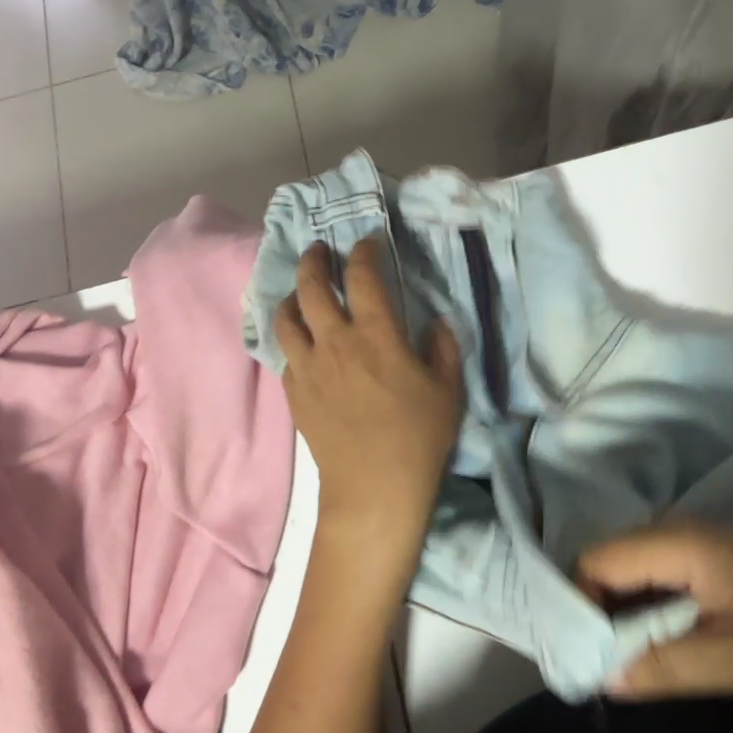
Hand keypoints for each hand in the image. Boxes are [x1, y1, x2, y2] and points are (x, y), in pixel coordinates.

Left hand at [275, 238, 463, 548]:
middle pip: (311, 286)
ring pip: (286, 317)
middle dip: (314, 260)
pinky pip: (284, 354)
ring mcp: (308, 367)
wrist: (373, 488)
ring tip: (300, 293)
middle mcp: (335, 341)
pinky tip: (302, 343)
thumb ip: (443, 347)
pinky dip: (291, 338)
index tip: (366, 244)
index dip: (363, 252)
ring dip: (292, 296)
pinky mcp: (294, 392)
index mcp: (376, 334)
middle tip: (319, 250)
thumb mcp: (448, 389)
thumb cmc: (418, 437)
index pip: (362, 276)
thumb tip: (434, 321)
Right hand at [577, 522, 732, 699]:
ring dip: (619, 608)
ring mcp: (690, 537)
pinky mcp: (703, 552)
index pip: (598, 561)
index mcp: (679, 544)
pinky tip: (655, 638)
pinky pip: (652, 569)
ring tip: (625, 655)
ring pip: (628, 565)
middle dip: (596, 608)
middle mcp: (676, 529)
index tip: (591, 653)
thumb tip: (604, 677)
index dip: (582, 604)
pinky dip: (642, 602)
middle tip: (604, 661)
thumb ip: (666, 666)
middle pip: (608, 559)